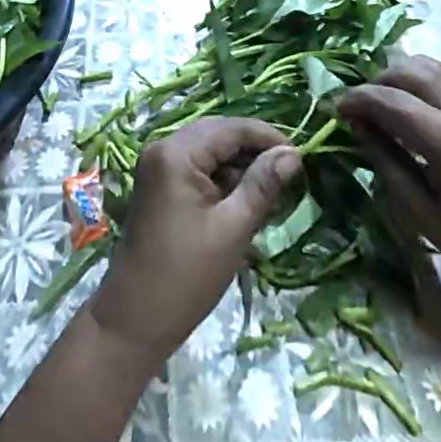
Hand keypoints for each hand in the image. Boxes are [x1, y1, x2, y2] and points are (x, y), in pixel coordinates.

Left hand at [89, 118, 303, 360]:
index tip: (302, 155)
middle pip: (217, 134)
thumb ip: (262, 185)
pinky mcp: (159, 185)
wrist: (137, 314)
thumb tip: (292, 153)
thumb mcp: (233, 227)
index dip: (267, 136)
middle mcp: (162, 149)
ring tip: (274, 191)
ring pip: (208, 152)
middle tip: (291, 171)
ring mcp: (157, 167)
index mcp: (176, 152)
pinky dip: (222, 179)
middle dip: (254, 150)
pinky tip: (247, 200)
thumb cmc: (188, 272)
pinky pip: (196, 168)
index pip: (230, 128)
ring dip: (239, 165)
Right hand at [335, 56, 440, 335]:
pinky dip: (424, 86)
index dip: (354, 99)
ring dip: (400, 80)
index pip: (387, 98)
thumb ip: (385, 158)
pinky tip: (414, 114)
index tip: (334, 110)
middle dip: (376, 83)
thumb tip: (356, 124)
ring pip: (431, 67)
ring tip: (384, 110)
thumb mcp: (420, 211)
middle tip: (359, 110)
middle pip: (409, 69)